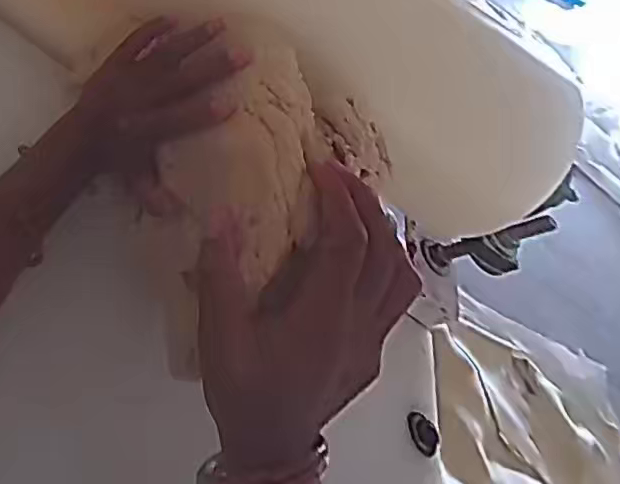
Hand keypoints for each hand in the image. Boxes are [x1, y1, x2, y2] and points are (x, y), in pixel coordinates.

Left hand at [64, 18, 246, 182]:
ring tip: (219, 24)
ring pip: (164, 55)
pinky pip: (134, 42)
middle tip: (243, 52)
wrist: (76, 138)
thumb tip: (177, 213)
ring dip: (192, 39)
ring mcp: (126, 78)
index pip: (179, 119)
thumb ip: (155, 195)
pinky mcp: (114, 64)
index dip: (205, 112)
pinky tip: (174, 18)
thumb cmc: (114, 159)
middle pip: (180, 81)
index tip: (233, 102)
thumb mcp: (135, 179)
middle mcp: (137, 101)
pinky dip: (152, 29)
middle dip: (213, 66)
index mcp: (144, 130)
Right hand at [196, 163, 421, 475]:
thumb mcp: (219, 335)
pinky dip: (386, 258)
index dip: (340, 199)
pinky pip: (395, 294)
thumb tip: (220, 218)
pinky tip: (361, 248)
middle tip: (339, 172)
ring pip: (401, 274)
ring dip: (385, 230)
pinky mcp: (372, 350)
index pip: (349, 245)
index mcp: (323, 319)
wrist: (271, 451)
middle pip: (385, 252)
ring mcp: (371, 340)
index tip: (321, 167)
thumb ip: (218, 276)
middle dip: (366, 203)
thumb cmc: (244, 394)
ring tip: (356, 202)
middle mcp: (358, 326)